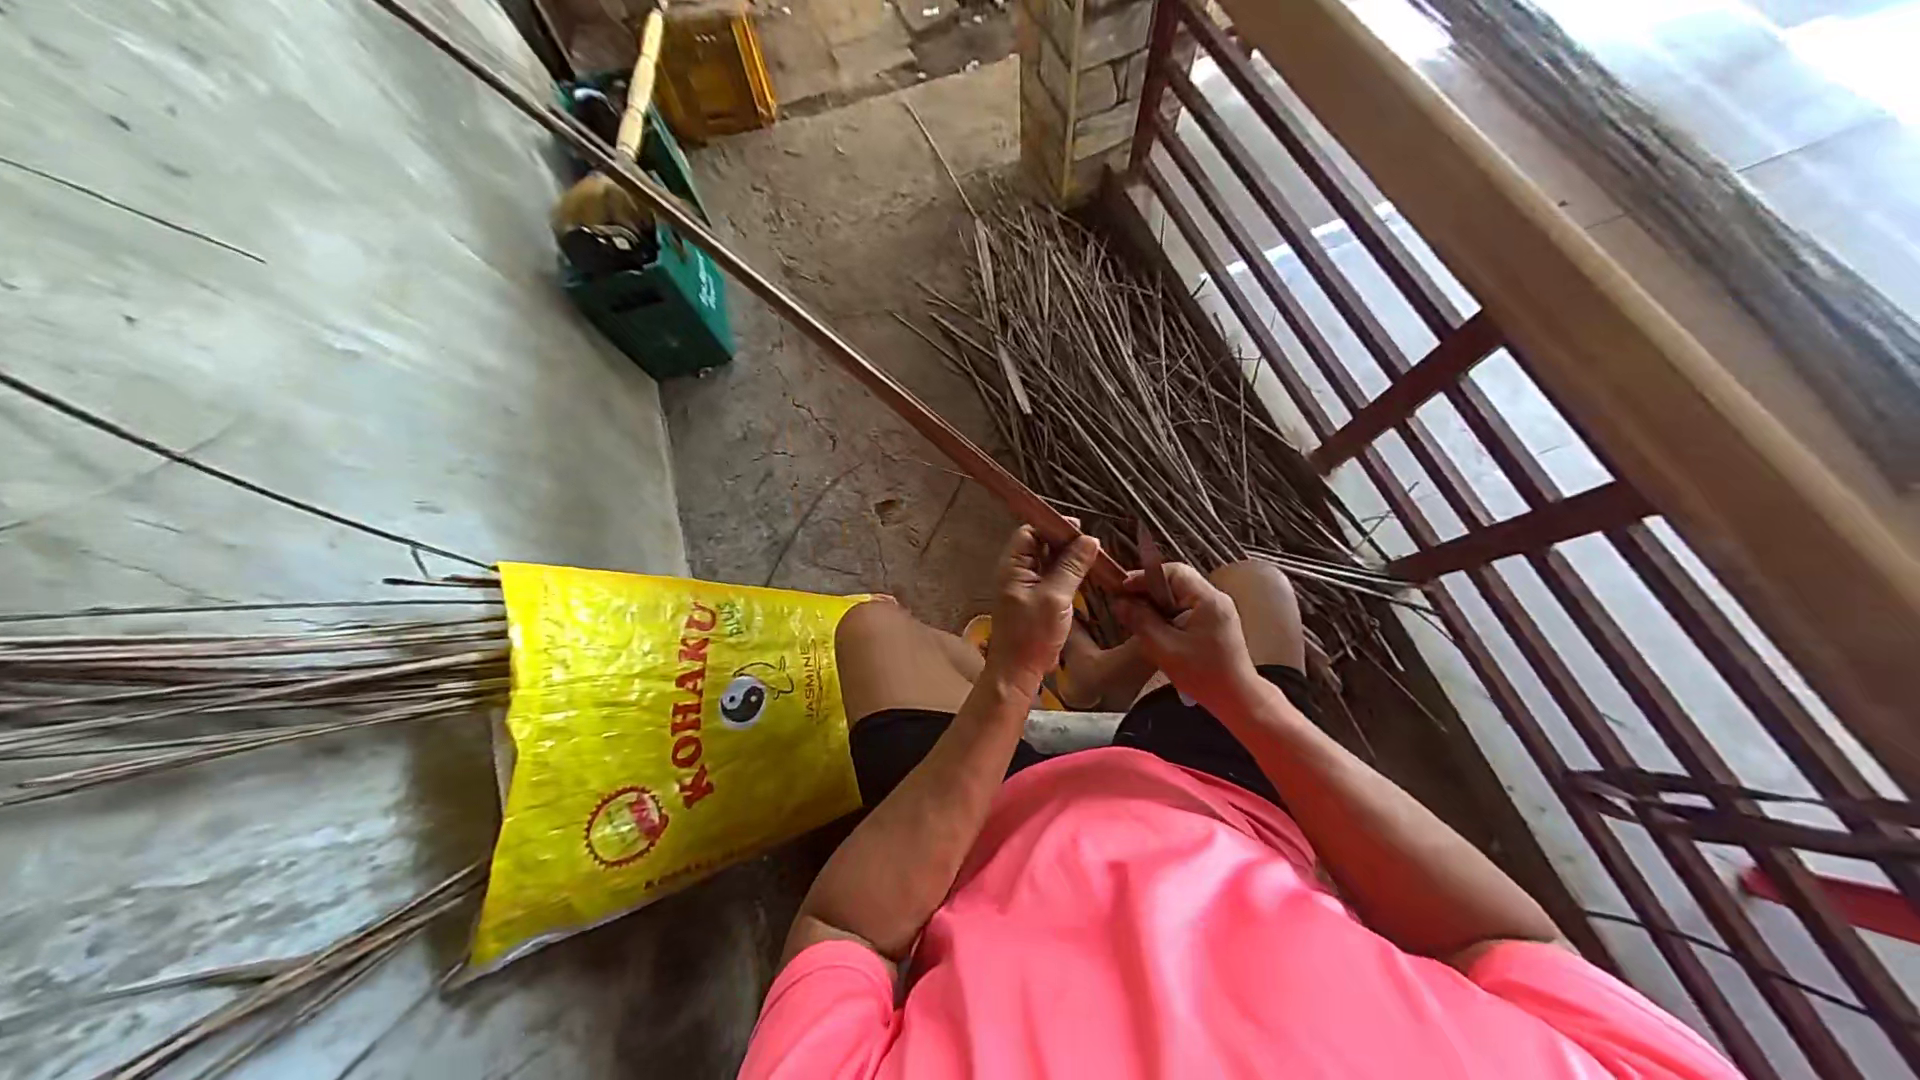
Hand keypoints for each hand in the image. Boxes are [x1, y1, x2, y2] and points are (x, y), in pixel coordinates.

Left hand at [985, 525, 1099, 688]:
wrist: (1018, 671)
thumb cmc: (1031, 635)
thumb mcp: (1056, 597)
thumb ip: (1072, 567)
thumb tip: (1090, 540)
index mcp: (1013, 566)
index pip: (1030, 531)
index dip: (1053, 526)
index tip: (1079, 528)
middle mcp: (1016, 571)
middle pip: (1040, 544)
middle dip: (1065, 541)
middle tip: (1091, 544)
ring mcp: (1025, 585)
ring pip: (1048, 560)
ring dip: (1069, 557)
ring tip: (1093, 556)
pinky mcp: (1035, 599)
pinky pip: (1052, 577)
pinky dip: (1067, 573)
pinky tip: (1085, 573)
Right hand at [1112, 562, 1263, 714]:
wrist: (1238, 699)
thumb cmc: (1204, 675)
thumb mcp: (1165, 648)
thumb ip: (1141, 622)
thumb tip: (1120, 603)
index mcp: (1208, 600)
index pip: (1174, 572)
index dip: (1145, 576)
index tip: (1124, 587)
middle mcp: (1216, 600)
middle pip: (1178, 581)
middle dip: (1150, 589)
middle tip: (1127, 600)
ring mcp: (1218, 611)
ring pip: (1181, 595)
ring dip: (1158, 602)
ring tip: (1137, 614)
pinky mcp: (1216, 623)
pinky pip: (1188, 608)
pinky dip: (1169, 612)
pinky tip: (1155, 626)